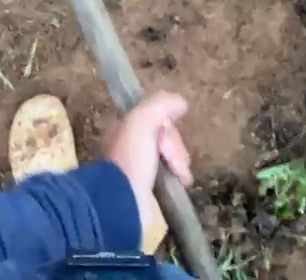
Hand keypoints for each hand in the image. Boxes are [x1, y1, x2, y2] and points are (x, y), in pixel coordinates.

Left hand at [103, 92, 193, 237]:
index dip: (168, 127)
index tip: (169, 135)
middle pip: (164, 138)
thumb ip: (161, 105)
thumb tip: (181, 102)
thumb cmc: (131, 158)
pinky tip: (181, 183)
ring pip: (170, 158)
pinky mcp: (148, 191)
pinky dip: (178, 178)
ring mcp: (139, 170)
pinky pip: (169, 177)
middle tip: (176, 162)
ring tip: (181, 176)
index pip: (156, 119)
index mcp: (126, 129)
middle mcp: (131, 147)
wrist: (123, 203)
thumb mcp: (143, 121)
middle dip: (175, 148)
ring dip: (180, 164)